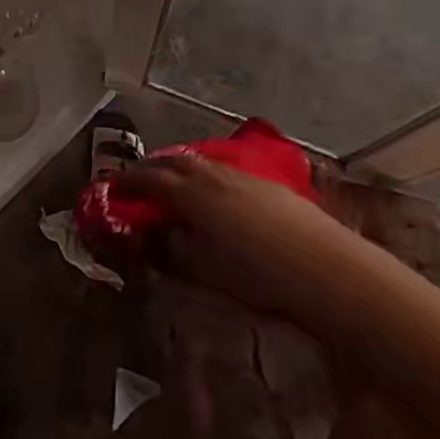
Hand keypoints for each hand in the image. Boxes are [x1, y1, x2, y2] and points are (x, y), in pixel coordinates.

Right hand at [116, 155, 355, 325]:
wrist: (327, 269)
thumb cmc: (259, 276)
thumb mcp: (205, 269)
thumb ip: (173, 250)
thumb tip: (152, 237)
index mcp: (193, 194)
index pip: (150, 180)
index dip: (128, 182)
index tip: (111, 186)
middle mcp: (215, 175)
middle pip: (175, 162)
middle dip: (153, 168)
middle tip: (138, 180)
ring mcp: (244, 176)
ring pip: (202, 162)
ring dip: (181, 168)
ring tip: (173, 182)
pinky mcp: (268, 183)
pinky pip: (224, 169)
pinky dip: (207, 174)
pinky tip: (215, 191)